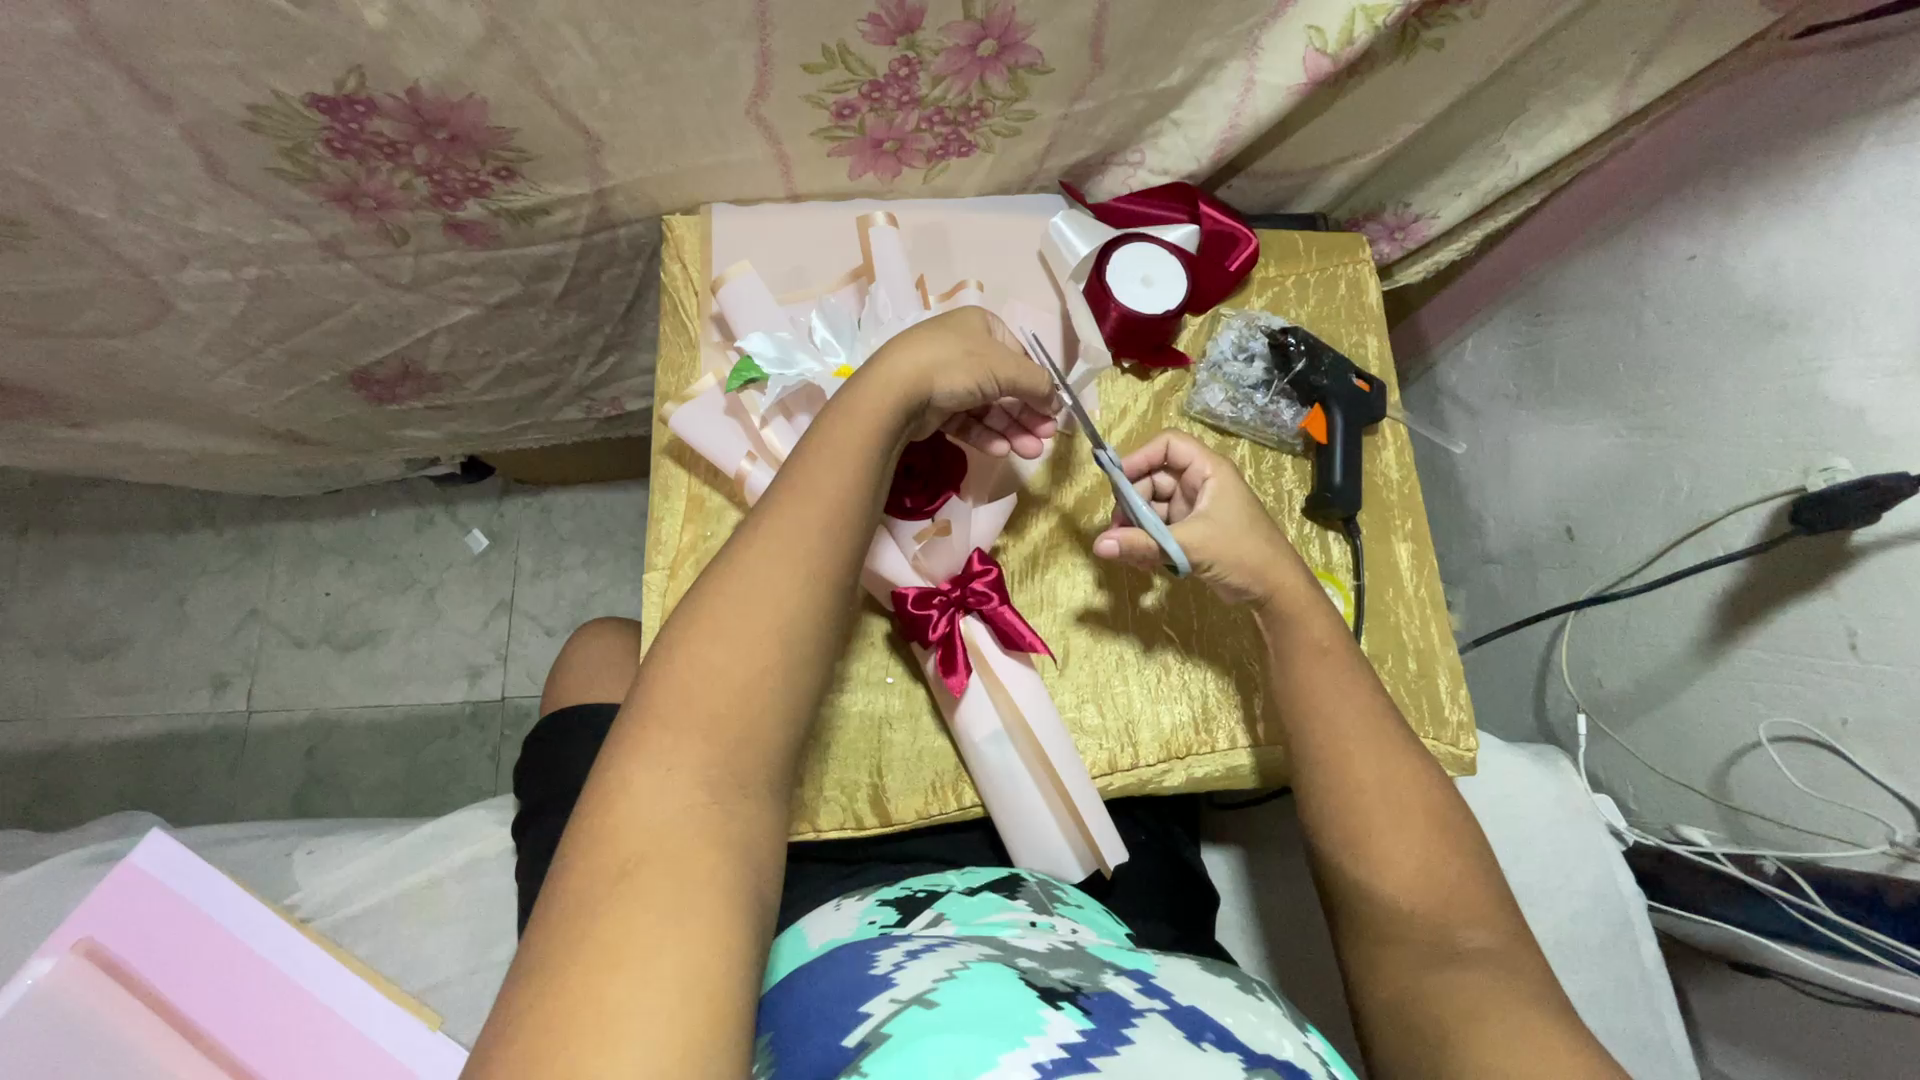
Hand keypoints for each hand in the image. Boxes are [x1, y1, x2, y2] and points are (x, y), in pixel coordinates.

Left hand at [864, 306, 1058, 457]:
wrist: (896, 390)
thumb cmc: (957, 366)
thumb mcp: (1006, 368)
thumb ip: (1037, 383)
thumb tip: (1056, 400)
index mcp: (982, 327)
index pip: (1019, 356)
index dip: (1038, 384)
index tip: (1054, 410)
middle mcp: (964, 349)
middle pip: (1005, 385)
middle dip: (1027, 414)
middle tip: (1047, 437)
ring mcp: (946, 378)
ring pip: (987, 407)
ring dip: (1012, 429)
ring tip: (1032, 453)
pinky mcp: (934, 406)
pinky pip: (966, 420)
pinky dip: (985, 435)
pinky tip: (1002, 451)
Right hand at [1093, 429, 1309, 604]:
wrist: (1274, 591)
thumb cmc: (1241, 553)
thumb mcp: (1188, 546)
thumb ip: (1142, 544)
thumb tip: (1098, 545)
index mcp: (1208, 470)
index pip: (1168, 445)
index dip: (1140, 457)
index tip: (1116, 482)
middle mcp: (1199, 484)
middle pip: (1153, 478)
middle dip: (1132, 502)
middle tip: (1117, 528)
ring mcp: (1194, 508)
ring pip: (1153, 506)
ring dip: (1136, 526)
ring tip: (1128, 551)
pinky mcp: (1191, 532)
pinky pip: (1159, 528)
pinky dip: (1147, 541)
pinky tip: (1141, 562)